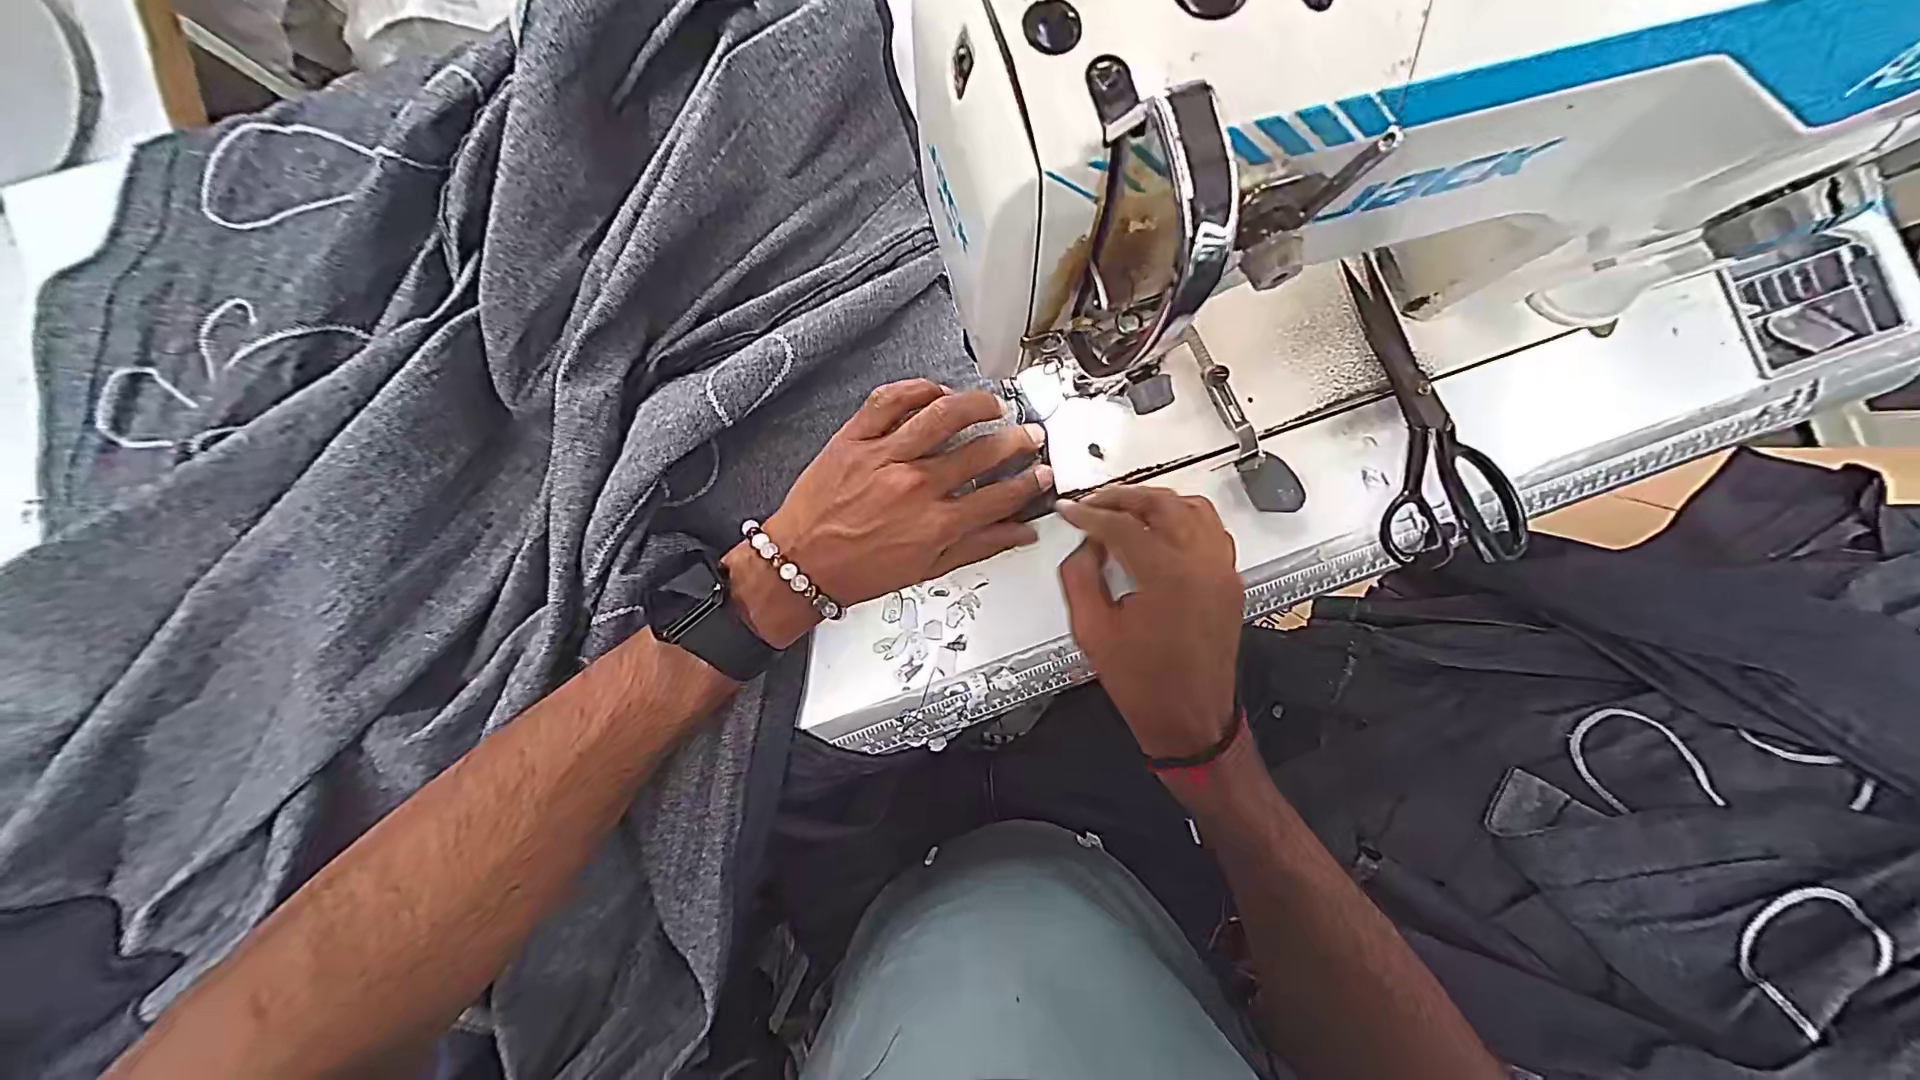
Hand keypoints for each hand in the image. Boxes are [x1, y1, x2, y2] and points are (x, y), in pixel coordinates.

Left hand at [725, 379, 1049, 646]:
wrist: (800, 564)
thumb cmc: (856, 571)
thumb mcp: (925, 569)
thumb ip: (977, 546)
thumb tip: (1017, 534)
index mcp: (935, 524)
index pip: (999, 496)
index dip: (1029, 483)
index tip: (1041, 474)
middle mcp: (914, 486)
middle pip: (981, 452)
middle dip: (1017, 441)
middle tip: (1028, 436)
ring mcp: (884, 458)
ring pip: (943, 415)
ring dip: (977, 404)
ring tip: (992, 405)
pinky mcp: (855, 439)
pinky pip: (890, 401)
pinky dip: (917, 389)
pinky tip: (935, 391)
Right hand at [1057, 486, 1242, 758]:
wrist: (1189, 719)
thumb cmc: (1150, 687)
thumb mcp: (1093, 630)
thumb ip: (1080, 577)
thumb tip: (1082, 547)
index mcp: (1169, 577)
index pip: (1122, 525)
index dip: (1089, 514)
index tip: (1072, 511)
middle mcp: (1203, 567)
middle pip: (1162, 505)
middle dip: (1122, 497)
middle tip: (1095, 503)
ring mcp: (1222, 573)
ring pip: (1193, 508)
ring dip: (1156, 502)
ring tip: (1126, 508)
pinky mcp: (1230, 582)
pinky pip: (1212, 530)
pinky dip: (1185, 519)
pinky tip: (1164, 527)